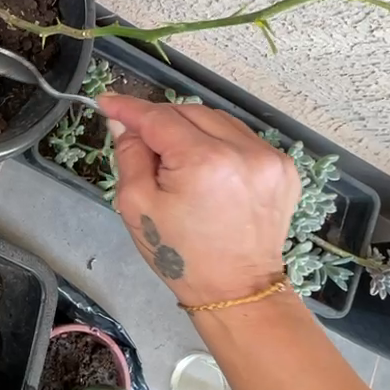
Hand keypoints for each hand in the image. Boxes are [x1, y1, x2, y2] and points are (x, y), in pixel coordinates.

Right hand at [97, 94, 298, 306]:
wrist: (235, 289)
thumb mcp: (136, 205)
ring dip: (188, 128)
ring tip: (171, 156)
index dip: (128, 107)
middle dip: (159, 120)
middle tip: (137, 139)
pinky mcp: (283, 168)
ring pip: (217, 120)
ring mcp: (270, 158)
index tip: (105, 100)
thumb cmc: (179, 252)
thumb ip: (129, 155)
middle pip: (189, 111)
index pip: (158, 118)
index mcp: (204, 162)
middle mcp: (243, 151)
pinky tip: (203, 167)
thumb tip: (124, 124)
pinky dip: (215, 141)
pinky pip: (240, 137)